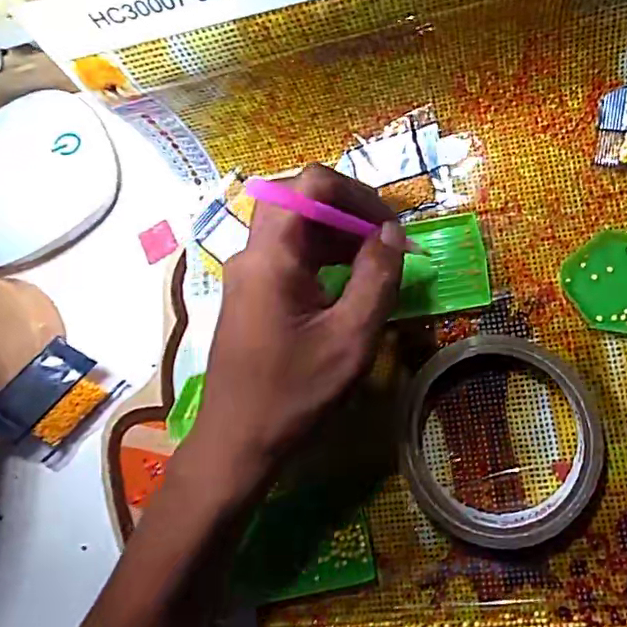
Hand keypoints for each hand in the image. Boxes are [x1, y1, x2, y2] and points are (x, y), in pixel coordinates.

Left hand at [183, 164, 406, 487]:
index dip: (357, 193)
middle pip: (302, 200)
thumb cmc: (293, 394)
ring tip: (380, 263)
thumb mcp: (350, 338)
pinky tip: (351, 283)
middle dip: (351, 212)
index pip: (311, 183)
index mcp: (271, 255)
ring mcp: (248, 273)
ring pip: (296, 227)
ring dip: (340, 235)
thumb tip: (391, 234)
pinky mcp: (252, 293)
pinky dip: (324, 257)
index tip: (390, 226)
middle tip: (389, 243)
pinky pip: (290, 255)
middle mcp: (253, 253)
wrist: (236, 443)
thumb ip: (376, 278)